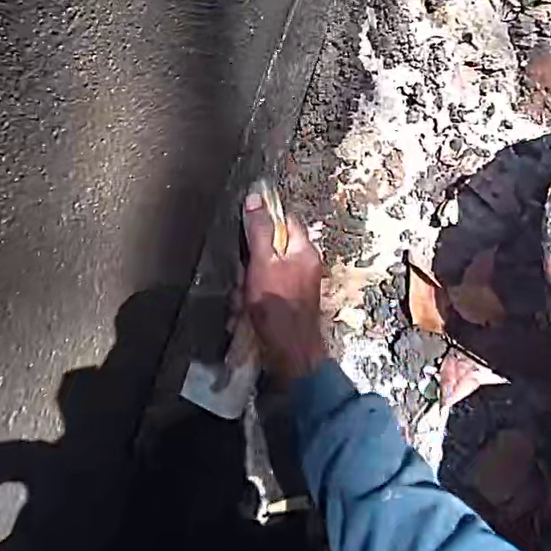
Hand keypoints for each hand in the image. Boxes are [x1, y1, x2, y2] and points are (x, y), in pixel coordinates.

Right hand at [241, 192, 330, 378]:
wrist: (289, 352)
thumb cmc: (276, 304)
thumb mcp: (263, 262)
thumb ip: (259, 231)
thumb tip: (256, 198)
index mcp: (305, 250)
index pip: (286, 220)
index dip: (266, 220)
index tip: (245, 228)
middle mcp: (307, 265)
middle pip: (275, 246)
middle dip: (254, 258)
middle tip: (243, 274)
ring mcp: (300, 285)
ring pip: (268, 270)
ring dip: (250, 281)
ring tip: (243, 297)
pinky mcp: (291, 303)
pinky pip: (269, 290)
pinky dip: (255, 296)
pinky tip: (247, 309)